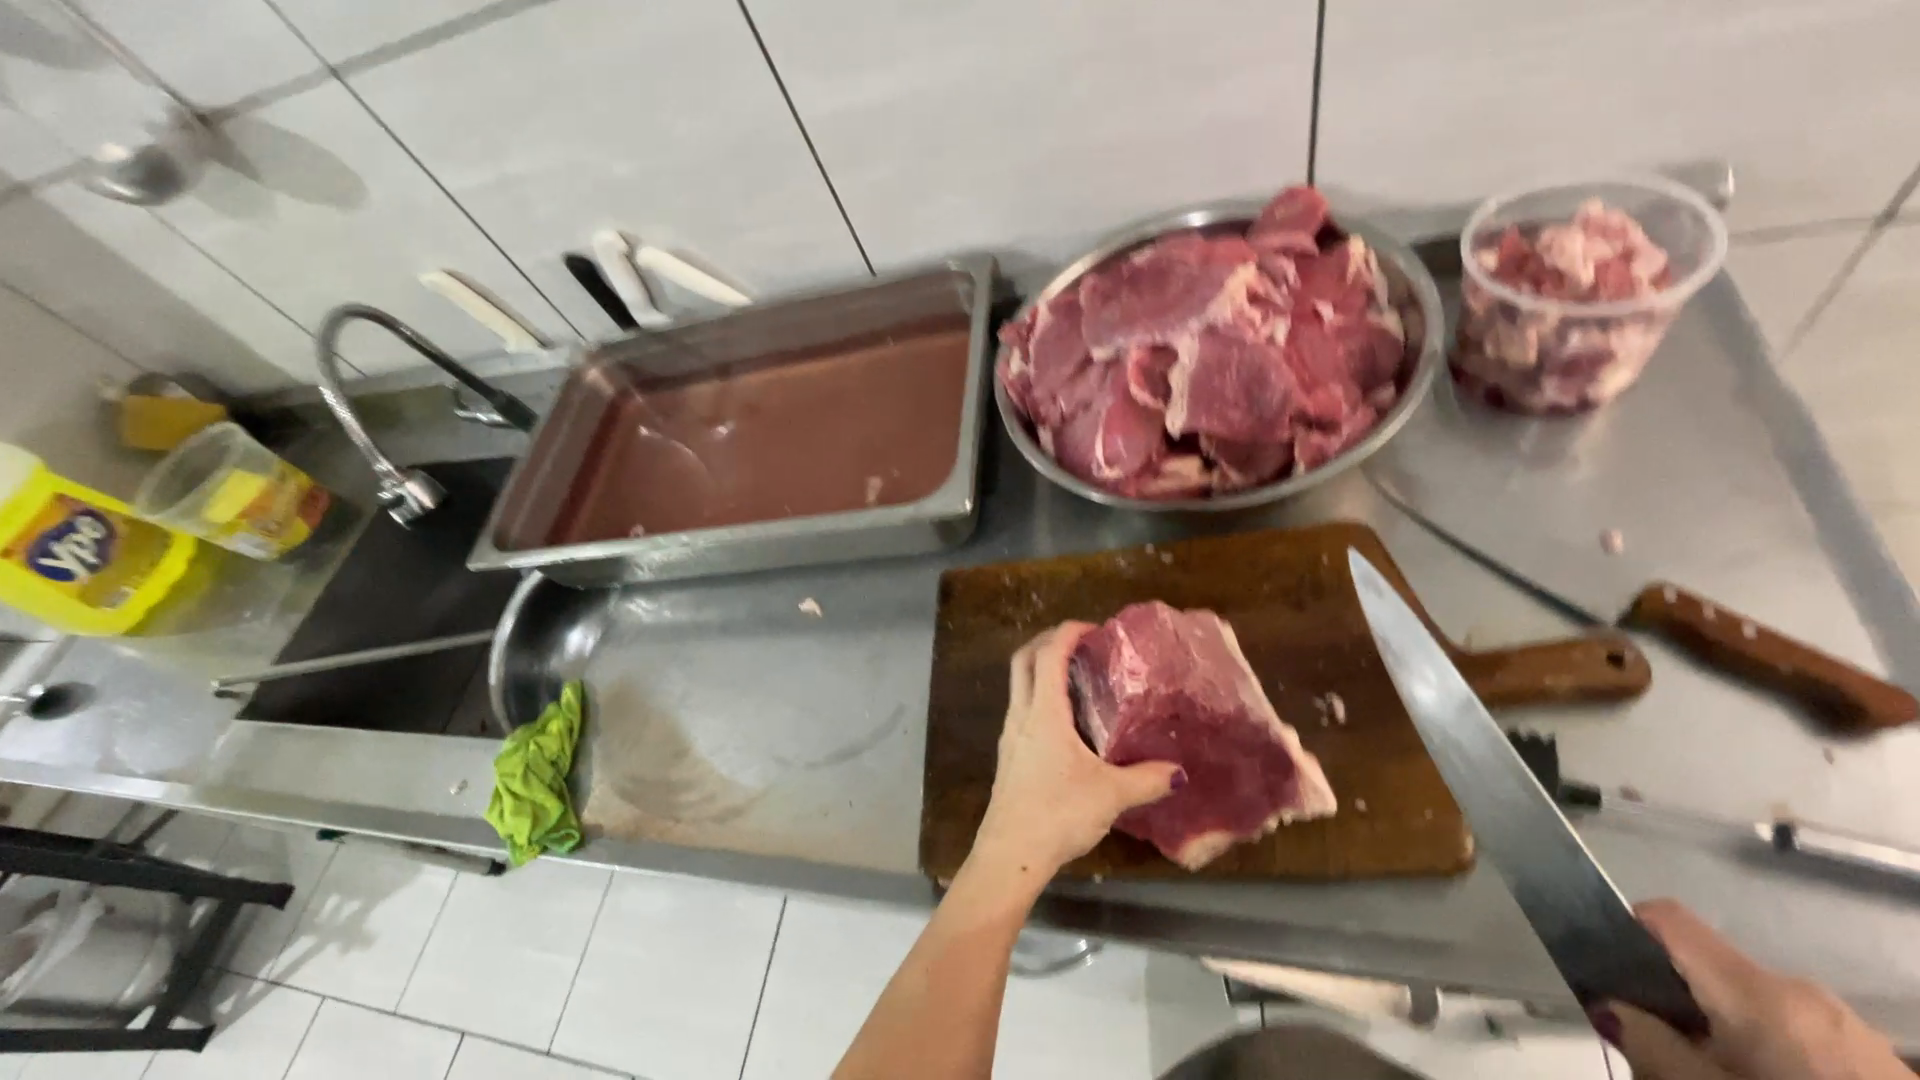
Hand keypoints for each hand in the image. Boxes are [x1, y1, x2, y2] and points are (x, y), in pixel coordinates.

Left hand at [968, 623, 1183, 880]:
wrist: (1009, 855)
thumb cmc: (1057, 813)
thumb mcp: (1110, 795)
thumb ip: (1147, 780)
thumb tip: (1180, 772)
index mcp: (1043, 713)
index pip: (1048, 654)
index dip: (1068, 633)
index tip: (1094, 630)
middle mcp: (1021, 716)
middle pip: (1023, 661)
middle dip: (1048, 643)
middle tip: (1081, 644)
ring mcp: (1010, 737)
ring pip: (1019, 686)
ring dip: (1041, 671)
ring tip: (1078, 679)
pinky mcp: (1009, 758)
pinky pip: (1022, 711)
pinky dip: (1040, 699)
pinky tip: (1066, 723)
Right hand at [1598, 900, 1908, 1079]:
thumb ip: (1646, 1041)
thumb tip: (1609, 1004)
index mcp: (1753, 988)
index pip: (1667, 916)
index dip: (1623, 927)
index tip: (1605, 970)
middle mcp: (1798, 988)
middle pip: (1707, 971)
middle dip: (1673, 1003)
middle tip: (1660, 1052)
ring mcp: (1845, 1023)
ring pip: (1750, 1006)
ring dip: (1721, 1032)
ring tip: (1714, 1076)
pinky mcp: (1876, 1056)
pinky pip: (1795, 1032)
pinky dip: (1767, 1053)